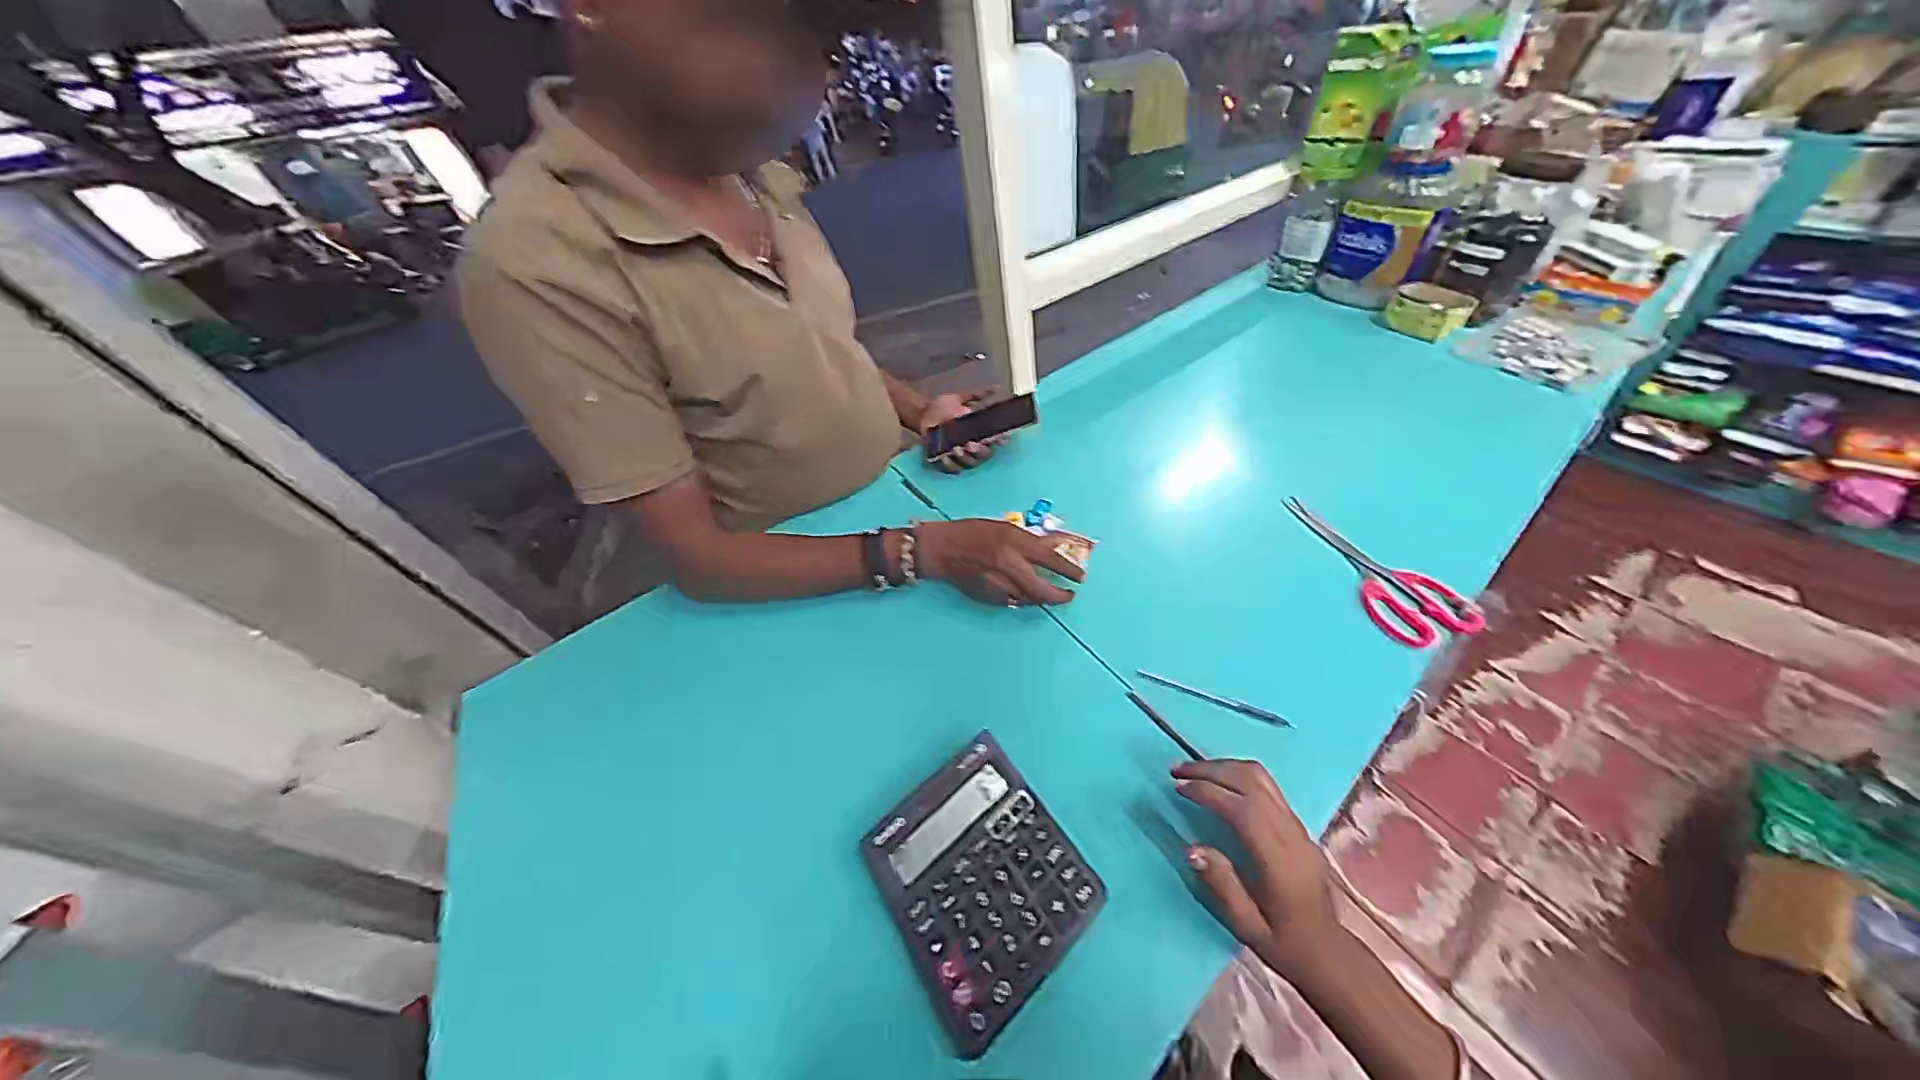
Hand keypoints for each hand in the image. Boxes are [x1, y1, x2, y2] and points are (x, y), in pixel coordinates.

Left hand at [917, 388, 999, 473]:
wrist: (923, 414)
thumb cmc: (944, 407)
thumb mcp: (960, 398)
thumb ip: (978, 395)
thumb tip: (996, 387)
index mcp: (982, 433)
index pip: (996, 439)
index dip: (1000, 440)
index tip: (999, 438)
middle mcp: (975, 447)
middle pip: (984, 455)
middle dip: (979, 451)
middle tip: (972, 444)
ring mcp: (962, 456)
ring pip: (970, 463)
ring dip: (965, 458)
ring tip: (957, 449)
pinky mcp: (948, 462)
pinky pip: (952, 468)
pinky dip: (950, 464)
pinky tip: (945, 457)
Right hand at [918, 519, 1084, 606]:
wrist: (941, 550)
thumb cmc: (971, 533)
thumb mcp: (1004, 529)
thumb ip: (1029, 540)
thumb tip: (1054, 547)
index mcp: (1014, 543)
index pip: (1050, 559)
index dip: (1069, 570)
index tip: (1080, 577)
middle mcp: (1009, 565)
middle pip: (1043, 588)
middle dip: (1060, 595)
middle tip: (1069, 595)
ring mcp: (999, 584)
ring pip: (1030, 599)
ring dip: (1043, 599)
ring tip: (1051, 595)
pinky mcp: (989, 597)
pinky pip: (1013, 602)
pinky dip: (1023, 599)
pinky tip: (1026, 595)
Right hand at [1171, 759, 1341, 979]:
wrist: (1328, 952)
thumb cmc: (1284, 942)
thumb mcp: (1247, 925)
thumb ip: (1221, 884)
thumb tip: (1191, 848)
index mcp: (1278, 859)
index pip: (1243, 808)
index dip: (1208, 791)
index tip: (1178, 788)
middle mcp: (1291, 834)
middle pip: (1252, 781)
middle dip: (1211, 769)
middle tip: (1177, 770)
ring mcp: (1298, 827)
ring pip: (1262, 777)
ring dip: (1225, 766)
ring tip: (1194, 771)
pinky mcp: (1298, 826)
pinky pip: (1267, 785)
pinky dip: (1238, 774)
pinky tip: (1219, 781)